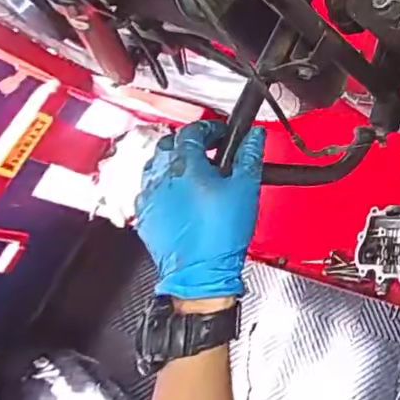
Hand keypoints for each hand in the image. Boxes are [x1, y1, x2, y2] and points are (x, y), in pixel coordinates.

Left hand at [135, 120, 264, 300]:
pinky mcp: (144, 217)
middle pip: (168, 144)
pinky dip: (164, 183)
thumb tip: (255, 137)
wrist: (201, 272)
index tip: (221, 132)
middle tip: (209, 146)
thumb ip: (250, 156)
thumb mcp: (246, 187)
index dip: (209, 127)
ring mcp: (149, 198)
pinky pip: (149, 189)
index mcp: (186, 167)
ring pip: (155, 166)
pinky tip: (180, 192)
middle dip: (189, 140)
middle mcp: (162, 179)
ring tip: (195, 167)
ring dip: (174, 160)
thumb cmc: (221, 233)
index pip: (191, 132)